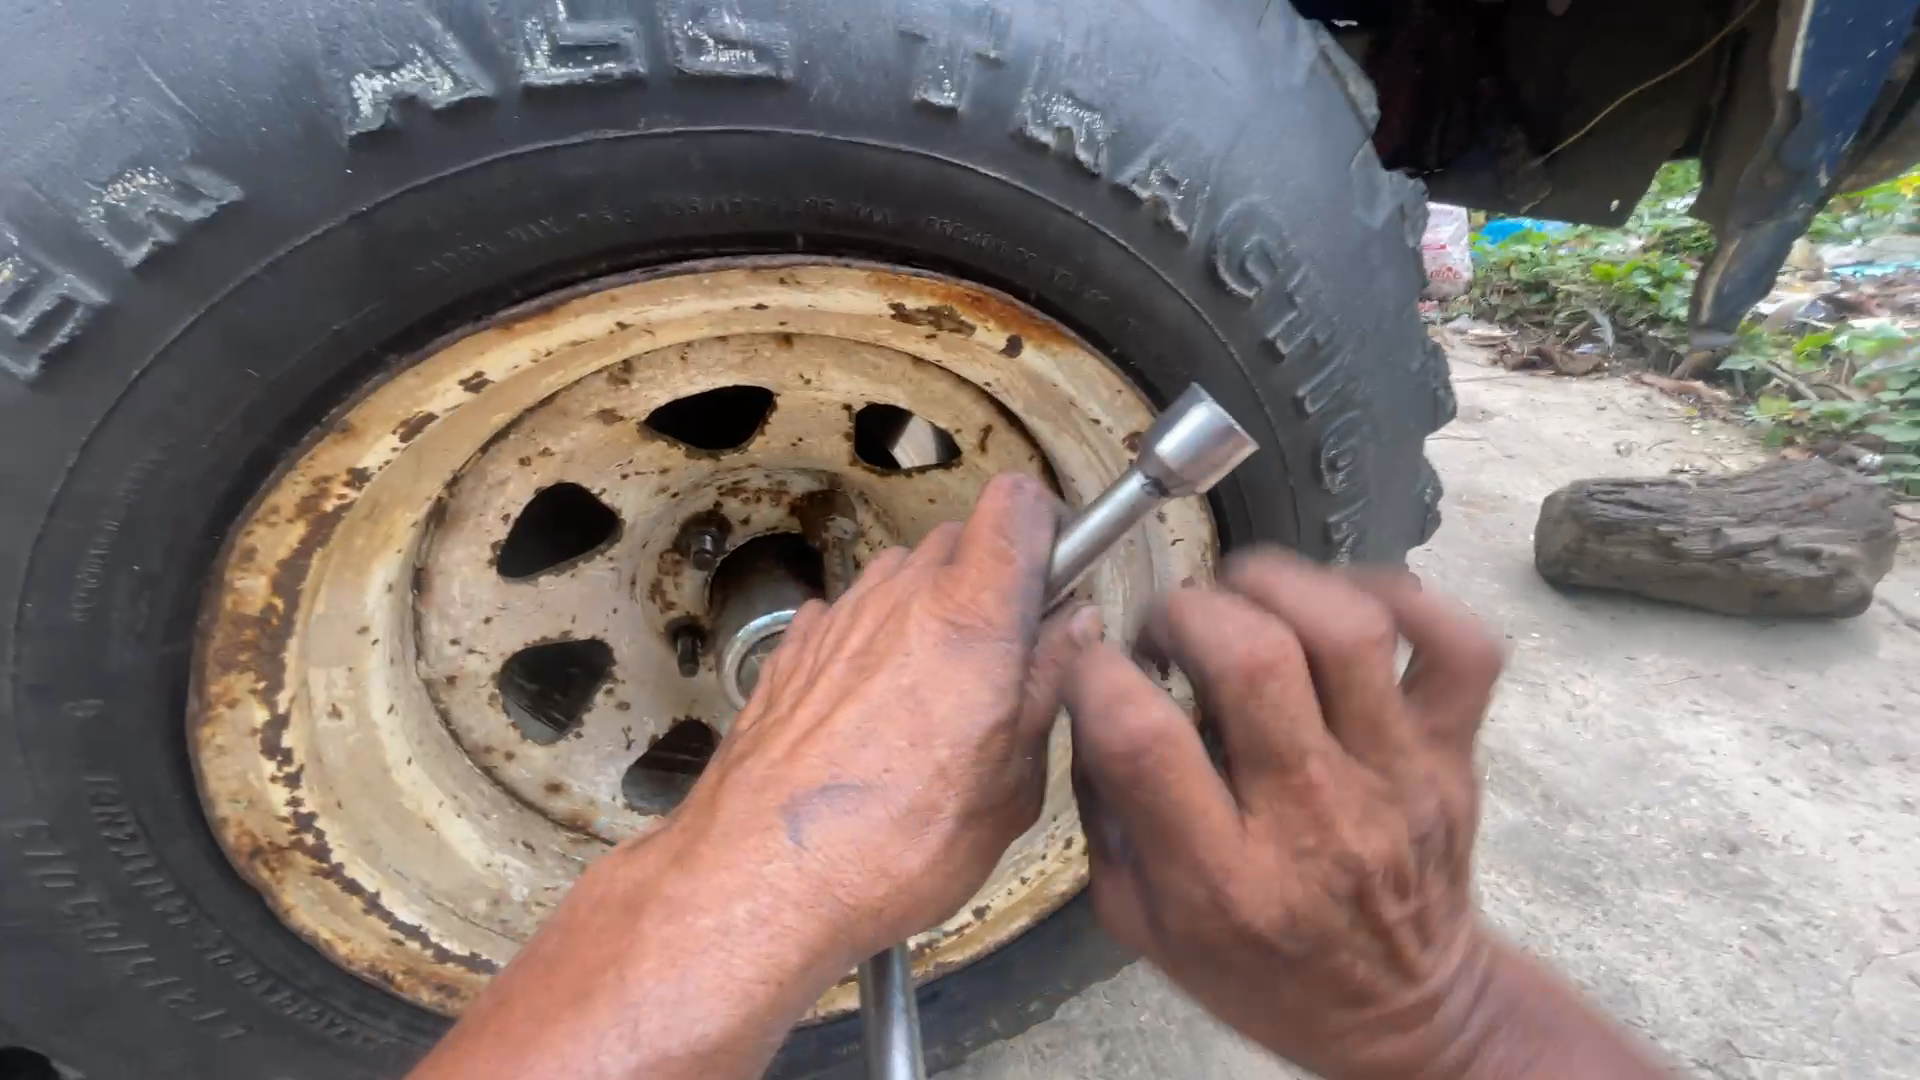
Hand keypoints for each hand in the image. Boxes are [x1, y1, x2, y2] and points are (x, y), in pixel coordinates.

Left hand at [667, 471, 1100, 963]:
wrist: (757, 878)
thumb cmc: (902, 843)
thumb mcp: (1010, 784)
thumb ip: (1047, 684)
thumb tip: (1072, 622)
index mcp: (971, 616)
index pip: (1016, 503)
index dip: (1045, 522)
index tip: (1054, 574)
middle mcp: (903, 592)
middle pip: (963, 539)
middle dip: (992, 581)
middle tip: (1000, 656)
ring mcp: (842, 611)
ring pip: (907, 575)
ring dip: (933, 610)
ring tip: (931, 692)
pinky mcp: (797, 642)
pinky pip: (856, 612)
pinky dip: (879, 636)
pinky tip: (871, 705)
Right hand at [1065, 548, 1504, 1079]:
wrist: (1405, 1017)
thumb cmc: (1254, 972)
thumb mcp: (1133, 919)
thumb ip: (1098, 807)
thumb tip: (1091, 691)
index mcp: (1220, 876)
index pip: (1140, 736)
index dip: (1095, 673)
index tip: (1097, 668)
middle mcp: (1314, 818)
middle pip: (1248, 658)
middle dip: (1181, 612)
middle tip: (1167, 633)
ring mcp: (1399, 778)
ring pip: (1347, 628)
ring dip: (1270, 582)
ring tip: (1237, 598)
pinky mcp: (1455, 754)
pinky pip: (1458, 644)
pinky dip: (1399, 592)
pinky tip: (1335, 602)